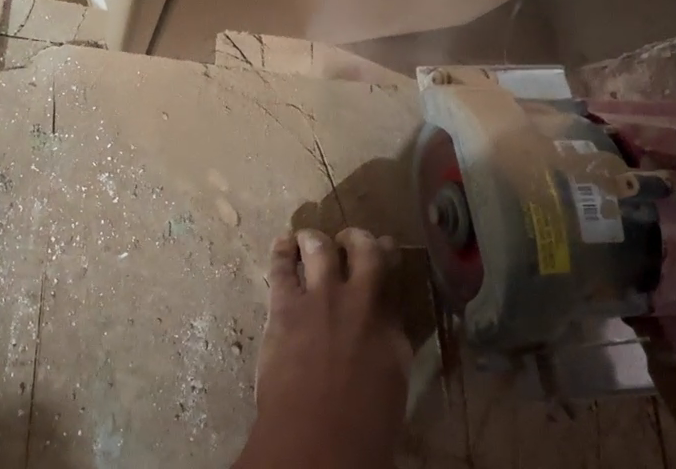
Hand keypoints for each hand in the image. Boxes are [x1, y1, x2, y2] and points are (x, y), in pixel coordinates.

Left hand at [234, 229, 411, 468]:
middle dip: (358, 238)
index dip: (388, 261)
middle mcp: (361, 305)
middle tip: (350, 237)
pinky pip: (282, 266)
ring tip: (310, 239)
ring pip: (320, 247)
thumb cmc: (361, 431)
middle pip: (364, 252)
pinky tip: (282, 243)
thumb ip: (387, 351)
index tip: (385, 248)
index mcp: (393, 333)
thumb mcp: (391, 389)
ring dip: (315, 240)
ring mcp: (322, 299)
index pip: (392, 283)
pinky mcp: (286, 305)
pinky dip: (281, 250)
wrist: (317, 438)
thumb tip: (383, 333)